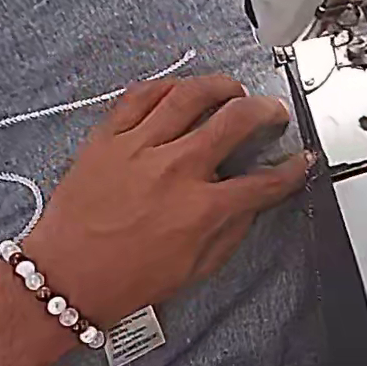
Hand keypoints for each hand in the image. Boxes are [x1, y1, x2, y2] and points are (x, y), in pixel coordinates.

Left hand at [0, 74, 309, 365]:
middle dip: (267, 111)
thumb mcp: (194, 269)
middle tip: (272, 111)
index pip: (263, 181)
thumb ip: (230, 232)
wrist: (67, 277)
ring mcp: (139, 148)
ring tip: (232, 90)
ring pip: (190, 95)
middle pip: (236, 120)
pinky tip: (179, 90)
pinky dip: (166, 86)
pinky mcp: (108, 138)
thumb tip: (251, 204)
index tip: (299, 162)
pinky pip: (140, 96)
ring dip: (221, 86)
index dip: (290, 170)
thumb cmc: (125, 279)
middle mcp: (175, 170)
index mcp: (201, 209)